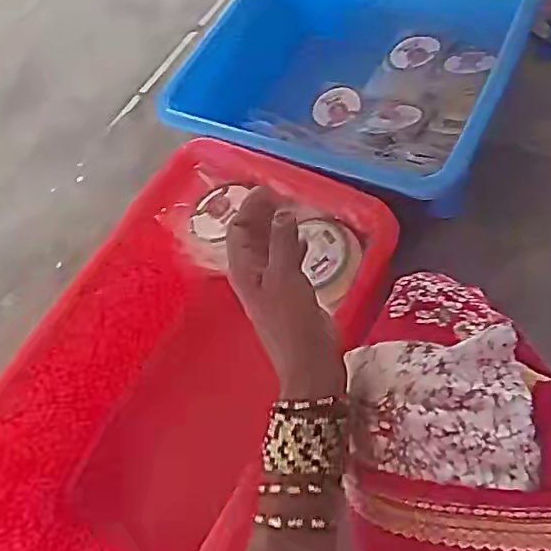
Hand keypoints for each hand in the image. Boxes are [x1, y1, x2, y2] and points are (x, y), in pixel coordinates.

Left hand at [228, 187, 345, 400]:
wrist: (310, 363)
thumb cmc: (293, 323)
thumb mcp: (286, 279)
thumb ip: (283, 244)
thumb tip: (282, 214)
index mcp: (245, 271)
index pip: (240, 230)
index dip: (251, 207)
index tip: (269, 187)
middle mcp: (255, 276)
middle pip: (253, 237)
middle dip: (263, 214)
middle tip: (283, 193)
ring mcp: (274, 285)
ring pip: (271, 247)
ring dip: (279, 228)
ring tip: (295, 209)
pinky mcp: (293, 294)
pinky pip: (288, 260)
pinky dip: (293, 245)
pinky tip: (305, 239)